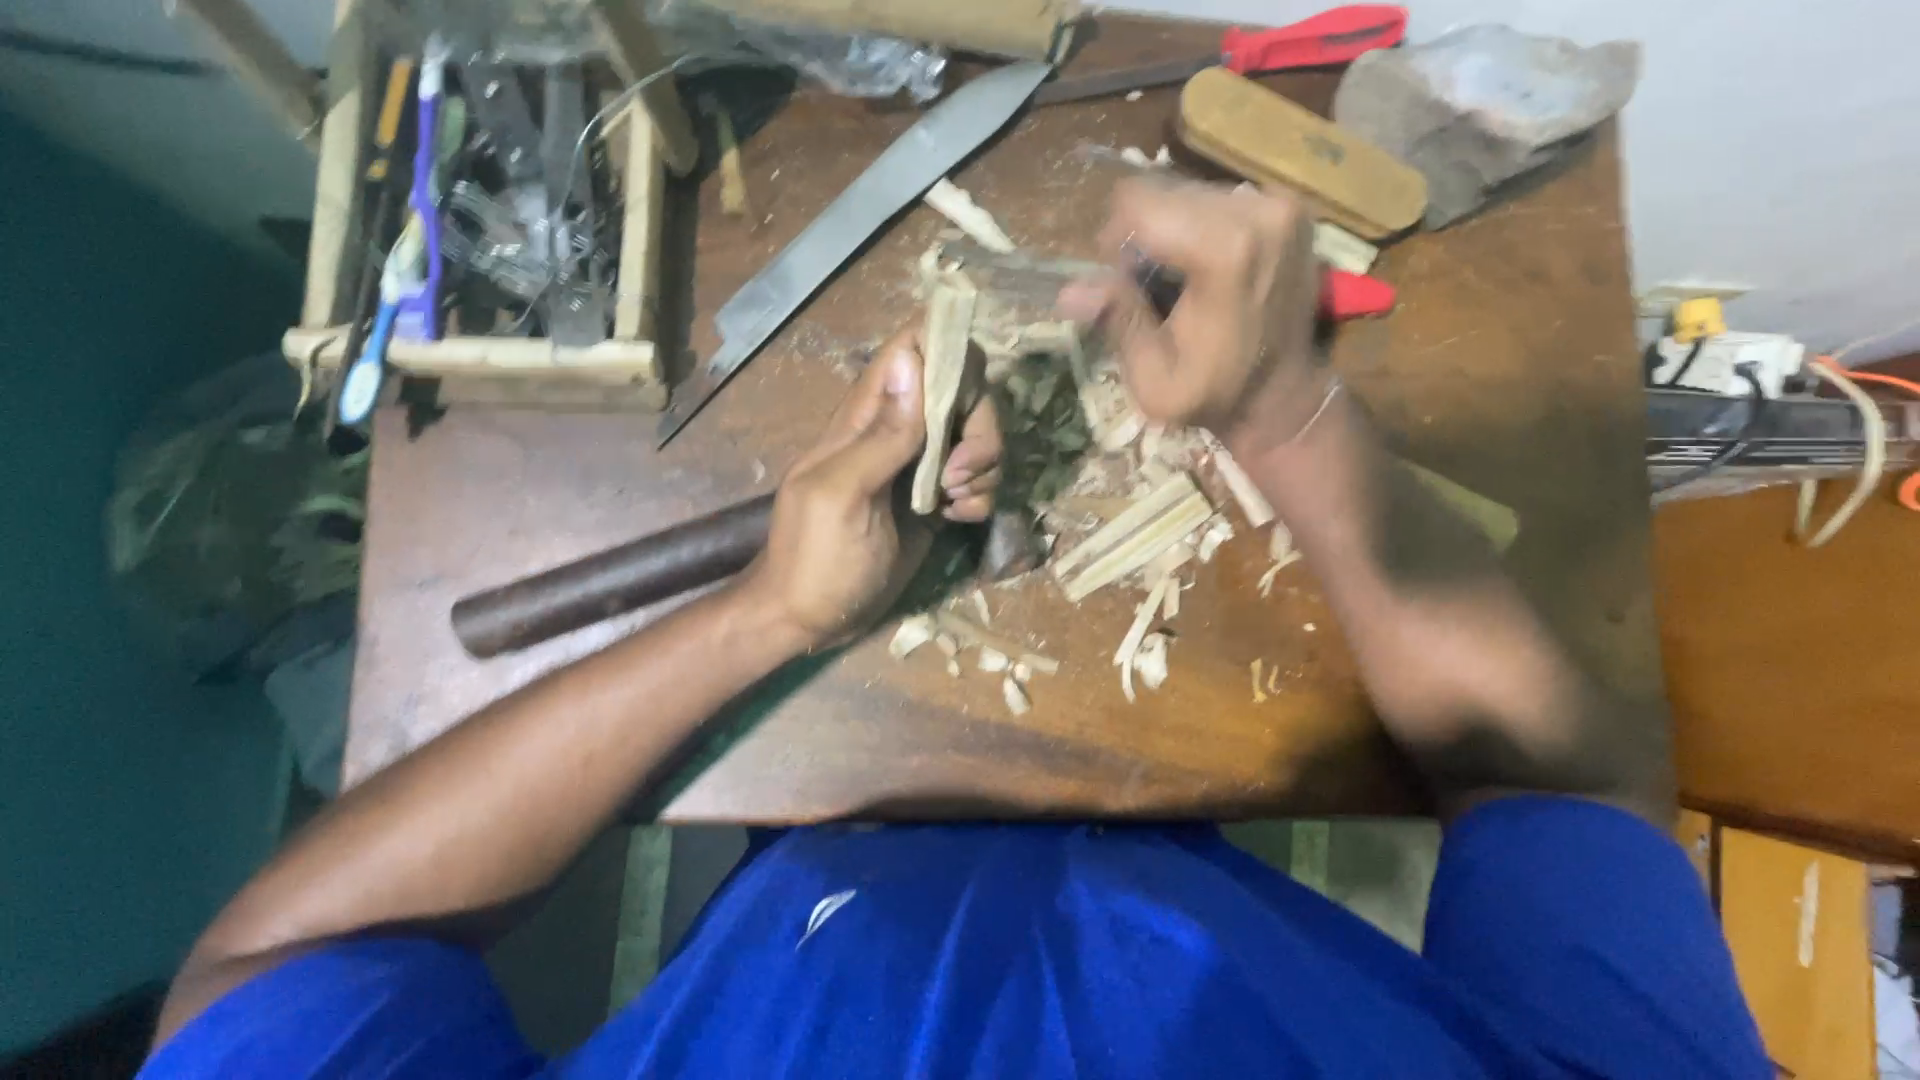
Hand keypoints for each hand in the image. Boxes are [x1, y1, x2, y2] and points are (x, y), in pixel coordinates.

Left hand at [742, 326, 1002, 648]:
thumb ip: (880, 434)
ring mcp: (922, 464)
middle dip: (980, 428)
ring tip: (953, 504)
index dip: (949, 348)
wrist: (812, 617)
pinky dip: (980, 496)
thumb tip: (914, 359)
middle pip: (965, 391)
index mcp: (867, 413)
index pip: (913, 346)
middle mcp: (900, 428)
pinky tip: (958, 520)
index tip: (967, 391)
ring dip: (984, 468)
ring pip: (979, 436)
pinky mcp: (938, 498)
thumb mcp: (842, 494)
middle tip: (958, 476)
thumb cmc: (815, 556)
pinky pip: (979, 479)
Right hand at [1057, 178, 1327, 457]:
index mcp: (1226, 253)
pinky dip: (1200, 226)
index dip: (1115, 237)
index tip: (1119, 279)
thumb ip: (1118, 323)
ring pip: (1189, 190)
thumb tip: (1067, 292)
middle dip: (1142, 232)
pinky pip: (1219, 198)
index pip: (1140, 202)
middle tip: (1146, 283)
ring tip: (1176, 278)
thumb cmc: (1214, 394)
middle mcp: (1258, 214)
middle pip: (1164, 192)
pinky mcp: (1289, 207)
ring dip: (1170, 228)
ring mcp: (1279, 207)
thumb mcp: (1154, 380)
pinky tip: (1204, 268)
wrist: (1283, 396)